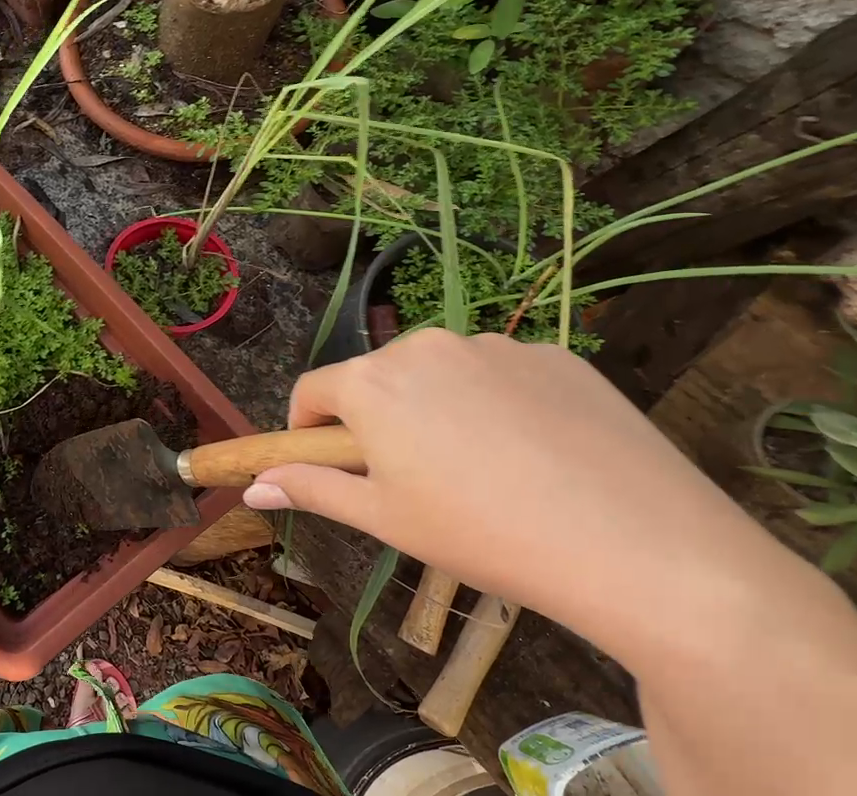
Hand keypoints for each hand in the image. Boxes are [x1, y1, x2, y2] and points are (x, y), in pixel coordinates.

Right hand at [242, 329, 776, 630]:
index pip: (313, 390)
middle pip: (377, 378)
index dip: (309, 428)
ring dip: (438, 409)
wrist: (643, 550)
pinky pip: (503, 374)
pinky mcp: (559, 356)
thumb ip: (310, 490)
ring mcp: (497, 345)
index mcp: (372, 382)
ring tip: (483, 471)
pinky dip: (499, 405)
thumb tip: (253, 486)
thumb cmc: (484, 536)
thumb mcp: (385, 520)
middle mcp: (424, 346)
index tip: (329, 465)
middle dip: (379, 420)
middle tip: (413, 479)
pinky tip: (537, 456)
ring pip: (442, 374)